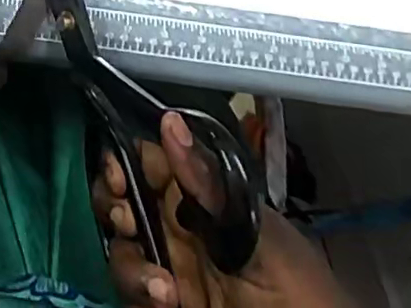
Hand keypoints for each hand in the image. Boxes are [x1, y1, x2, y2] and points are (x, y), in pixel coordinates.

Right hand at [92, 113, 351, 307]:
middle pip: (120, 194)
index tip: (118, 173)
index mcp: (202, 195)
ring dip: (128, 257)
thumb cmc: (299, 292)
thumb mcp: (259, 234)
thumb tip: (168, 120)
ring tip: (160, 283)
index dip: (123, 157)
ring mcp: (168, 264)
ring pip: (119, 241)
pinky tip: (164, 298)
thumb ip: (208, 182)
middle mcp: (177, 223)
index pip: (148, 158)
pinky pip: (128, 284)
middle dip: (111, 200)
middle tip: (125, 218)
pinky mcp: (161, 299)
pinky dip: (136, 288)